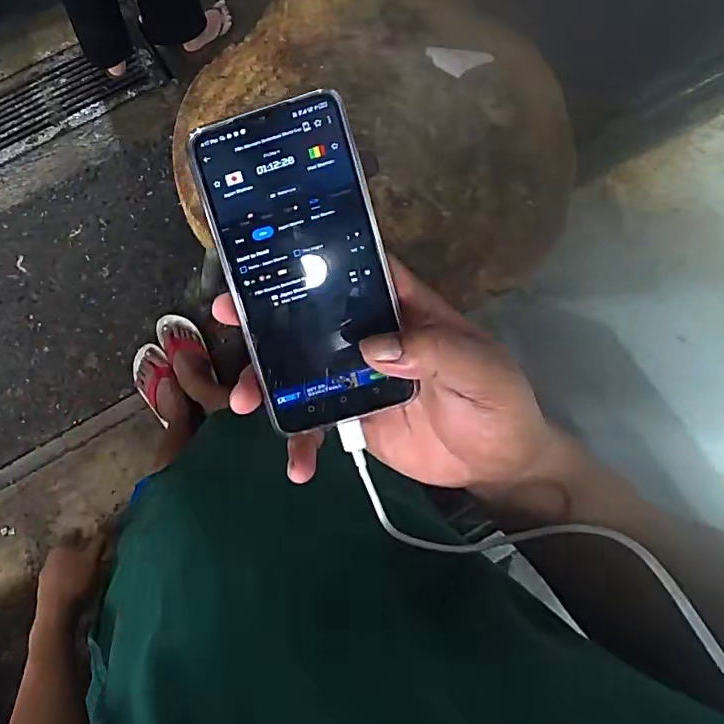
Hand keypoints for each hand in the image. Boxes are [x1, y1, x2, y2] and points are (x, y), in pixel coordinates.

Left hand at [36, 533, 108, 621]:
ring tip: (91, 574)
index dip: (88, 534)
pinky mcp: (46, 594)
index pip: (75, 534)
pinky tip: (80, 588)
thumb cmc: (76, 582)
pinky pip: (62, 581)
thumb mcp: (93, 558)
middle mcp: (50, 559)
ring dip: (76, 568)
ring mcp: (46, 577)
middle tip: (97, 555)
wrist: (56, 616)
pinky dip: (71, 581)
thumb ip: (99, 542)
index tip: (98, 538)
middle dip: (81, 552)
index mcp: (60, 547)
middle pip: (69, 550)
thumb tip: (106, 527)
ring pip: (65, 567)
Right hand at [214, 260, 580, 494]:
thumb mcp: (477, 369)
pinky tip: (298, 466)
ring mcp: (358, 376)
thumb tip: (373, 348)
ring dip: (267, 381)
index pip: (359, 270)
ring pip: (301, 369)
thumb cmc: (498, 400)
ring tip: (243, 402)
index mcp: (404, 307)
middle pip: (314, 316)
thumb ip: (433, 353)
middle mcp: (373, 334)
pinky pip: (316, 423)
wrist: (497, 463)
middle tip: (226, 316)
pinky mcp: (354, 415)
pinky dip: (302, 441)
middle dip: (268, 316)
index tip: (269, 257)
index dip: (317, 258)